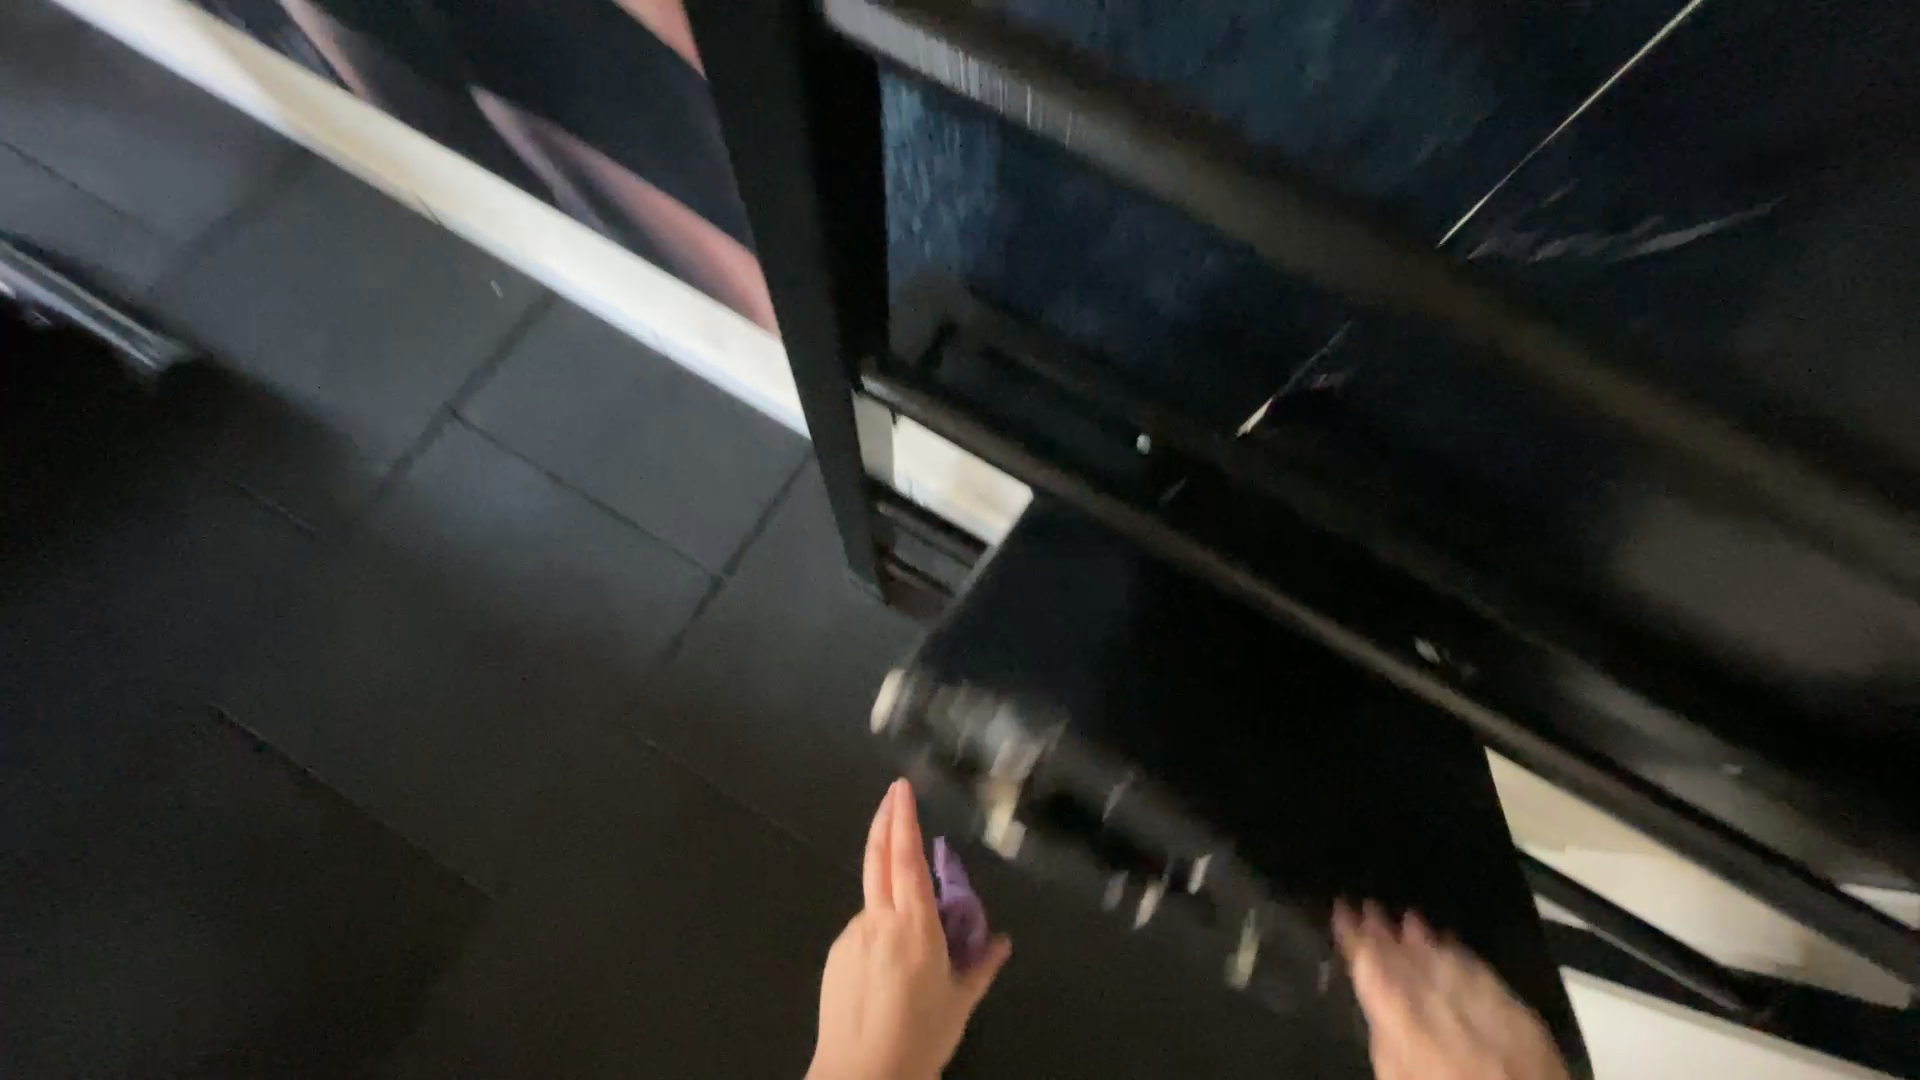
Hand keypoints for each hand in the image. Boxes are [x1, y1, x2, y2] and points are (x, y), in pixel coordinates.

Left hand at [808, 780, 1011, 1079]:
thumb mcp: (960, 1003)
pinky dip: (879, 929)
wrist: (860, 1079)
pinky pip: (863, 929)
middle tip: (893, 791)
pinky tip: (888, 966)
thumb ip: (981, 966)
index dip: (904, 820)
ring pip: (874, 898)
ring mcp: (852, 935)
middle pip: (880, 857)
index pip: (907, 858)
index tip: (902, 789)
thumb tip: (1003, 942)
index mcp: (914, 925)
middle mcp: (879, 920)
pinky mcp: (836, 955)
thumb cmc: (919, 1038)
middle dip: (887, 819)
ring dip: (889, 889)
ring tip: (912, 927)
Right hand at [1335, 901, 1569, 1079]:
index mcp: (1405, 1022)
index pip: (1370, 965)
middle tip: (1368, 906)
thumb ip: (1384, 1039)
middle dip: (1383, 930)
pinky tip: (1454, 948)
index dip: (1352, 935)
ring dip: (1424, 939)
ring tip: (1409, 917)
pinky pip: (1483, 976)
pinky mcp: (1518, 1019)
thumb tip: (1376, 1009)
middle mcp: (1442, 1006)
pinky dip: (1464, 959)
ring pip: (1445, 961)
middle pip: (1406, 957)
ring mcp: (1483, 1008)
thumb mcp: (1395, 1075)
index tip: (1342, 911)